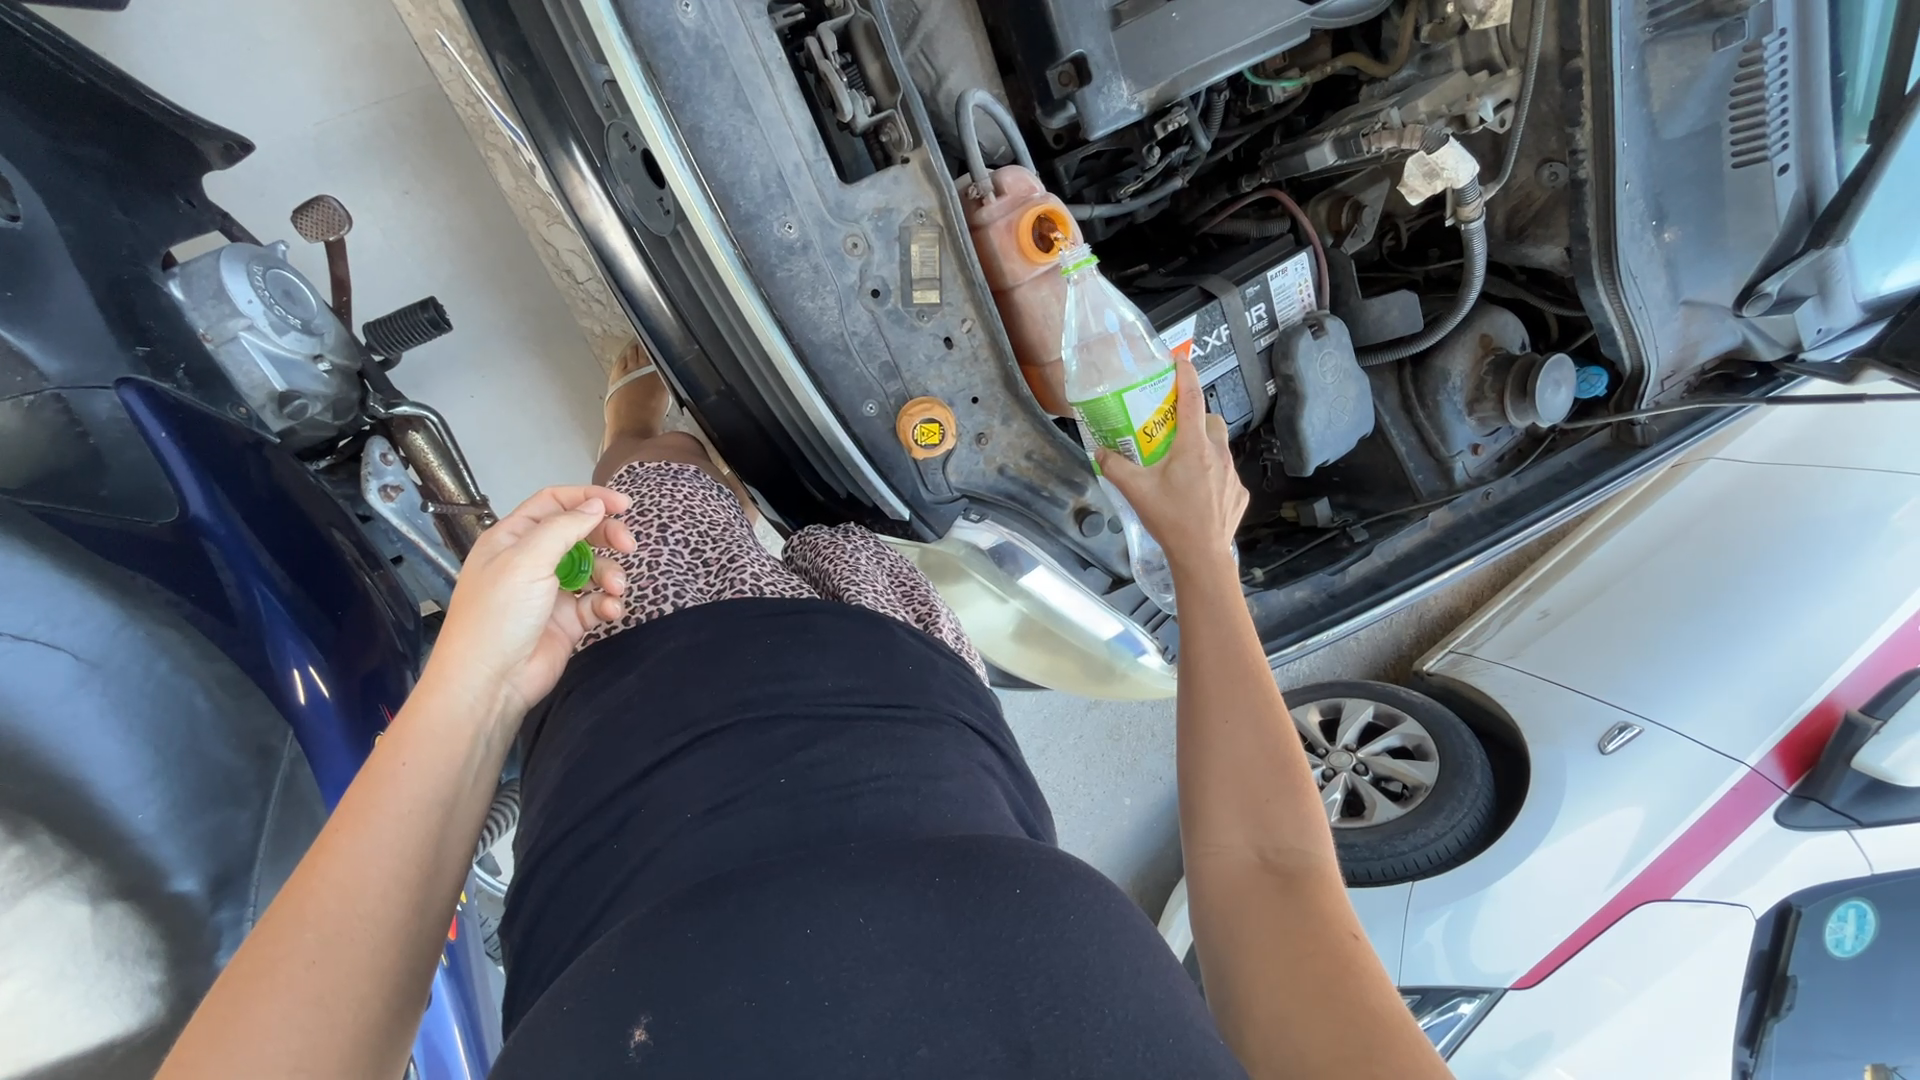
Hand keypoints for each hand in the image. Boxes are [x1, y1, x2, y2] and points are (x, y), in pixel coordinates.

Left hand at [422, 485, 637, 721]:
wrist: (490, 682)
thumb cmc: (499, 613)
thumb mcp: (528, 560)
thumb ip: (565, 528)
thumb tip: (597, 505)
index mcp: (513, 539)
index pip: (554, 504)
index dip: (589, 499)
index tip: (625, 505)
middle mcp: (532, 561)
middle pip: (580, 534)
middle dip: (608, 537)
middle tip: (629, 546)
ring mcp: (552, 591)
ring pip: (595, 568)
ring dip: (611, 574)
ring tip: (616, 589)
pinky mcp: (569, 620)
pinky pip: (597, 601)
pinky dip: (609, 603)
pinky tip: (611, 612)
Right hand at [1096, 354, 1247, 581]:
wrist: (1201, 555)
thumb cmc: (1170, 518)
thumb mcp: (1135, 491)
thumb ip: (1115, 467)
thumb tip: (1100, 452)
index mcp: (1193, 447)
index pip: (1192, 399)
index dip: (1186, 376)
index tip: (1180, 360)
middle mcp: (1218, 454)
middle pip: (1212, 421)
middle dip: (1198, 419)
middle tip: (1176, 431)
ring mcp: (1233, 475)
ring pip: (1221, 448)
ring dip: (1205, 448)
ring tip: (1184, 467)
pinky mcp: (1239, 494)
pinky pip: (1227, 475)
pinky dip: (1213, 476)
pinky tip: (1198, 495)